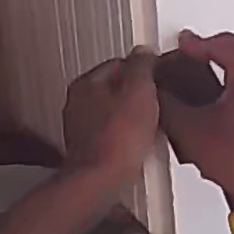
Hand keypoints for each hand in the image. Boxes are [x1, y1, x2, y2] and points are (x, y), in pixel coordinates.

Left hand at [61, 48, 159, 181]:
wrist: (101, 179)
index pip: (117, 64)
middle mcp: (77, 105)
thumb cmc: (116, 140)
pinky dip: (126, 139)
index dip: (142, 70)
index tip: (156, 78)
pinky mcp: (89, 150)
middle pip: (114, 90)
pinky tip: (137, 147)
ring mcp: (81, 129)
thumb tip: (144, 54)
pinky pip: (112, 137)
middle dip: (136, 97)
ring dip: (132, 120)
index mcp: (85, 84)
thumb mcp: (140, 91)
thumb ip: (142, 66)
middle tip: (154, 105)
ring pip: (113, 115)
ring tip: (148, 129)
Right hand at [157, 30, 233, 211]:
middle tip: (194, 79)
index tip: (186, 45)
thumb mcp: (193, 132)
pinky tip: (230, 143)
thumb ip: (168, 108)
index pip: (222, 43)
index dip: (196, 44)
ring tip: (210, 119)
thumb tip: (158, 98)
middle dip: (212, 74)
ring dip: (229, 99)